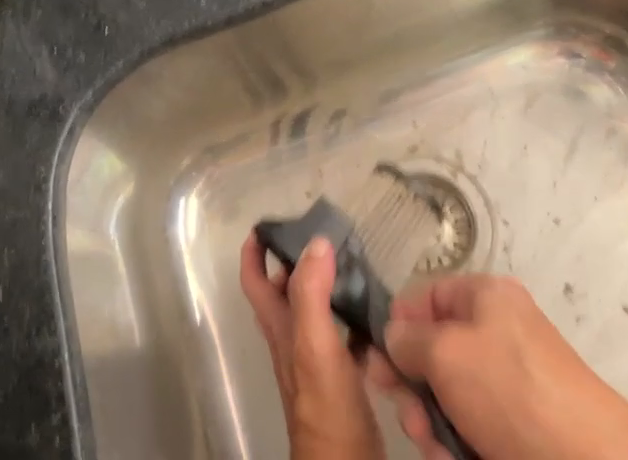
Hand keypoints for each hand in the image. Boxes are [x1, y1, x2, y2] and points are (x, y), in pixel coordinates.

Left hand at [240, 234, 385, 459]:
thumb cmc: (324, 403)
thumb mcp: (314, 343)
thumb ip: (311, 293)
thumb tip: (316, 242)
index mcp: (278, 327)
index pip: (254, 279)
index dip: (253, 250)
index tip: (267, 224)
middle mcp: (291, 340)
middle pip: (283, 292)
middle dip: (296, 262)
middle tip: (324, 238)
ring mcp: (314, 360)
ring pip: (313, 312)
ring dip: (326, 286)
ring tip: (354, 265)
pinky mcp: (338, 377)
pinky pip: (341, 338)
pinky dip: (352, 319)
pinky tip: (375, 313)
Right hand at [370, 273, 627, 459]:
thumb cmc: (513, 393)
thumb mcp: (446, 352)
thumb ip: (406, 337)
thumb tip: (393, 337)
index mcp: (485, 297)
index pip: (423, 298)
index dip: (396, 327)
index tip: (377, 364)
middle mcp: (496, 333)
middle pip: (430, 352)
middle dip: (412, 389)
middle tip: (413, 418)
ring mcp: (507, 383)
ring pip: (445, 397)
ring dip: (430, 424)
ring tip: (440, 448)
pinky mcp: (515, 425)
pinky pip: (469, 426)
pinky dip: (455, 444)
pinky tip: (456, 459)